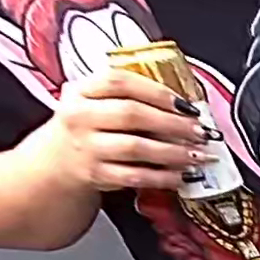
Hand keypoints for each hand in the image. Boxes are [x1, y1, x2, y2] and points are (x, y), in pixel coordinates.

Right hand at [16, 70, 214, 193]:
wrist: (57, 161)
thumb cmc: (93, 128)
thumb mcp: (99, 103)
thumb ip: (133, 99)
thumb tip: (188, 108)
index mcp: (81, 91)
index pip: (119, 82)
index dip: (158, 92)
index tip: (189, 105)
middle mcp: (79, 116)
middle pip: (131, 114)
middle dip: (174, 124)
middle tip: (203, 133)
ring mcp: (87, 146)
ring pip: (136, 147)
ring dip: (175, 152)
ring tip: (201, 155)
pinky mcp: (97, 174)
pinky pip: (137, 176)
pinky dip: (166, 177)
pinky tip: (186, 176)